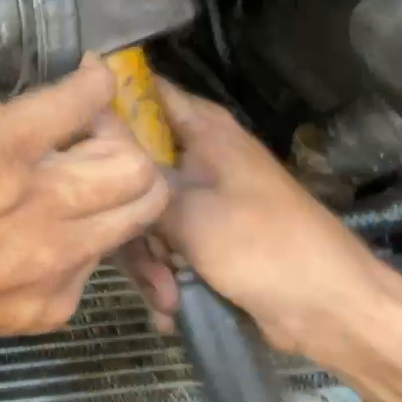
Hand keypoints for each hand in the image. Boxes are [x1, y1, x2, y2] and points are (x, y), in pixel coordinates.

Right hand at [115, 80, 388, 354]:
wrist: (334, 313)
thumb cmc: (265, 246)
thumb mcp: (187, 210)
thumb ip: (133, 178)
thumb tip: (91, 143)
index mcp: (201, 128)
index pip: (139, 88)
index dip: (101, 99)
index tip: (66, 127)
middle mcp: (195, 154)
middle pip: (129, 160)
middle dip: (123, 211)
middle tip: (126, 247)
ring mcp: (198, 196)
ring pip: (140, 208)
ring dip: (145, 257)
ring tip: (163, 296)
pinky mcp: (202, 236)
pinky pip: (161, 243)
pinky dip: (162, 274)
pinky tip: (170, 306)